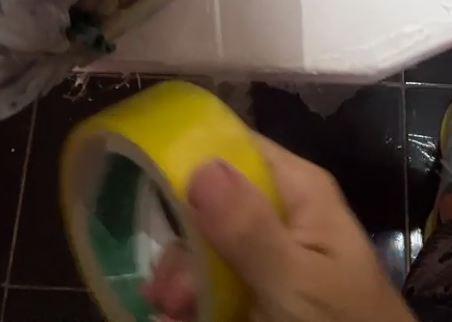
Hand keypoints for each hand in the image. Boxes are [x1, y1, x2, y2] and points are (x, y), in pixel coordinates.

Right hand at [143, 136, 415, 321]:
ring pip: (207, 251)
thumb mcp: (295, 278)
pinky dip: (194, 303)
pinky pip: (215, 287)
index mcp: (298, 189)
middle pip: (213, 205)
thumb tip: (200, 163)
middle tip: (170, 292)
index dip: (193, 159)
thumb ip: (249, 226)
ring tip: (172, 313)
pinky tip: (176, 320)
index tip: (153, 188)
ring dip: (184, 280)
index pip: (238, 147)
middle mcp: (281, 213)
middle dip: (186, 244)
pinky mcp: (261, 295)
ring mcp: (269, 257)